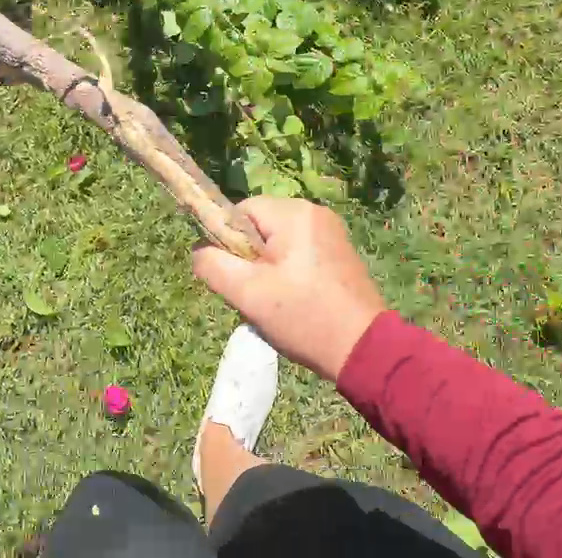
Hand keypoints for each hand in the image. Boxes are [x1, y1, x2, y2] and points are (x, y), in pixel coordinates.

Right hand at [192, 196, 385, 381]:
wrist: (363, 348)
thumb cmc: (303, 317)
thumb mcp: (248, 294)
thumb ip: (213, 265)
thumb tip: (198, 249)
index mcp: (294, 213)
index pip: (241, 212)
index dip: (230, 243)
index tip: (238, 277)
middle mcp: (315, 212)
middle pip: (261, 226)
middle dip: (250, 258)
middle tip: (257, 295)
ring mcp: (331, 231)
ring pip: (279, 241)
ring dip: (269, 268)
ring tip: (277, 303)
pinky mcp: (340, 251)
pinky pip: (300, 250)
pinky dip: (290, 272)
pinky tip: (296, 302)